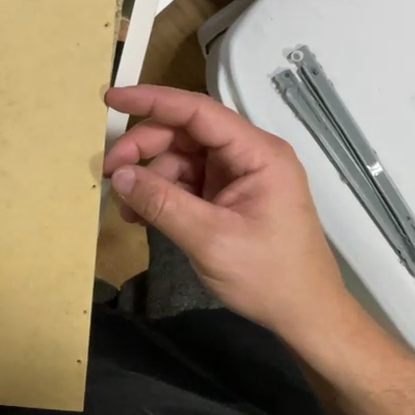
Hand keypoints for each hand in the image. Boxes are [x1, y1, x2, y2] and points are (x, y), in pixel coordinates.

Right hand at [103, 85, 351, 337]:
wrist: (304, 315)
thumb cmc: (269, 276)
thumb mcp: (210, 240)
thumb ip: (162, 203)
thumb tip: (119, 175)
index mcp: (258, 154)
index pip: (198, 111)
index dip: (153, 100)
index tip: (111, 98)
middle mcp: (247, 155)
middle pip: (184, 133)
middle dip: (143, 149)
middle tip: (109, 172)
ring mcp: (236, 175)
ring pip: (178, 158)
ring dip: (148, 178)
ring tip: (127, 209)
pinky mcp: (226, 196)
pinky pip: (184, 182)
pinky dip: (159, 195)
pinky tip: (140, 216)